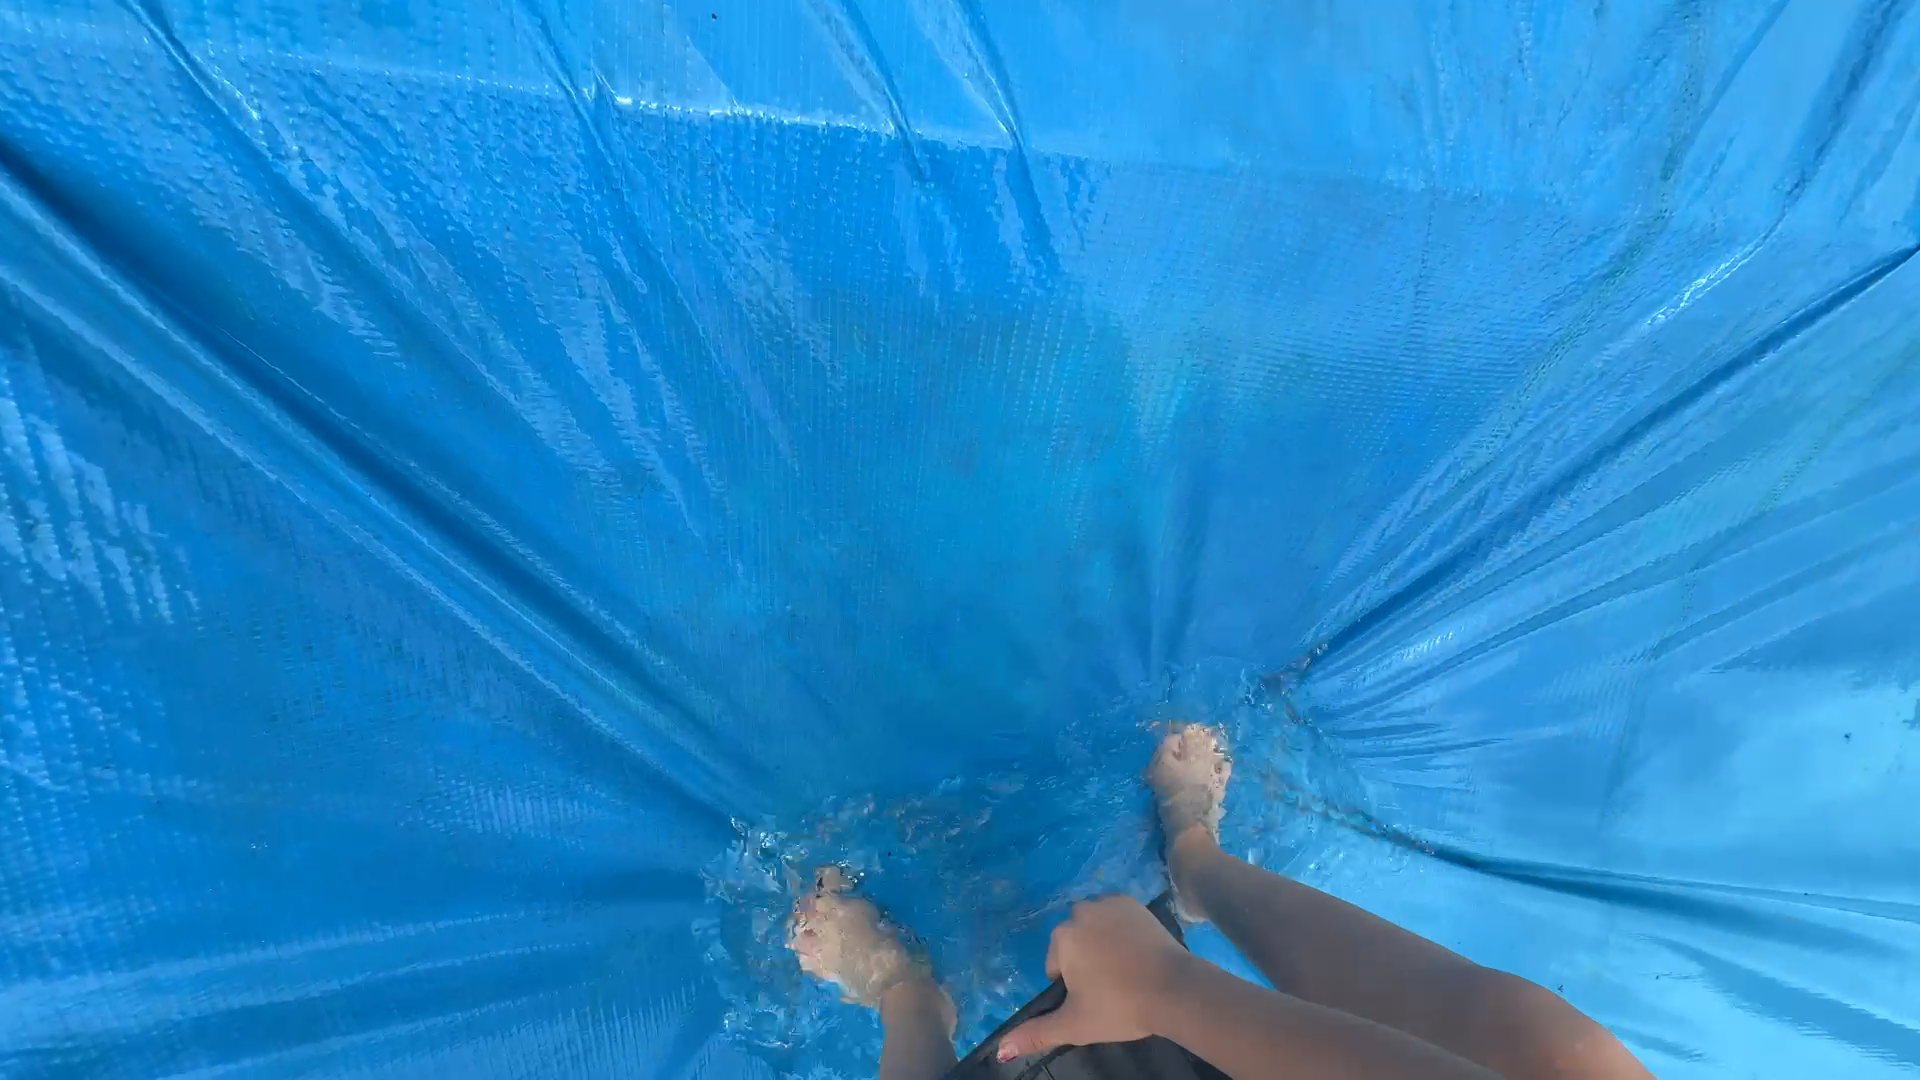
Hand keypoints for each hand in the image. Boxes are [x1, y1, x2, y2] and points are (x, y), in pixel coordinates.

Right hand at [996, 896, 1193, 1058]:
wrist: (1172, 988)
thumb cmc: (1119, 1006)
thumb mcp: (1075, 1025)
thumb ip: (1036, 1033)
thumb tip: (999, 1048)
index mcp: (1062, 937)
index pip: (1057, 964)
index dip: (1074, 986)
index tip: (1097, 998)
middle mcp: (1079, 910)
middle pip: (1075, 941)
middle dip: (1086, 960)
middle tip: (1111, 985)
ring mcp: (1106, 902)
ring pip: (1094, 926)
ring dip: (1102, 942)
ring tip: (1126, 969)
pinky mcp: (1131, 901)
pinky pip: (1116, 915)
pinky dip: (1121, 929)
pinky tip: (1136, 950)